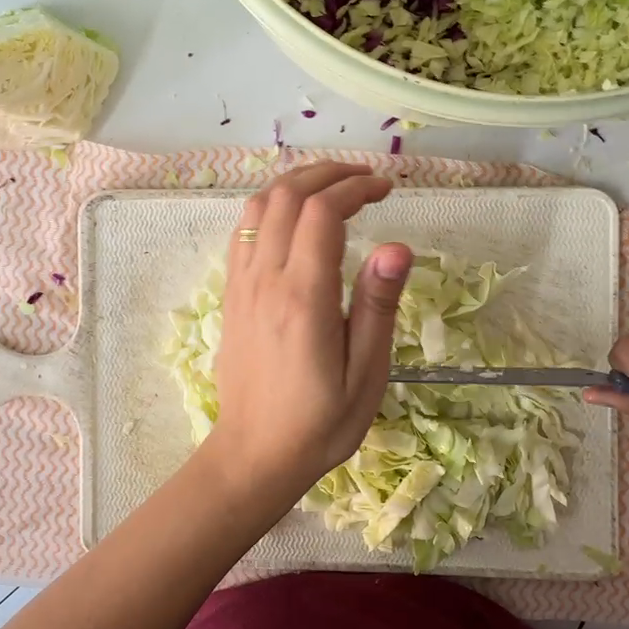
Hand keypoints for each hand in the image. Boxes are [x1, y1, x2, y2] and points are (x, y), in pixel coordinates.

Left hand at [205, 163, 412, 500]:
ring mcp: (241, 284)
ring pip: (259, 206)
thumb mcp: (365, 374)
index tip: (387, 191)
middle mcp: (265, 280)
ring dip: (295, 184)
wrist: (254, 454)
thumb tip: (397, 247)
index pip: (322, 213)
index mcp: (303, 297)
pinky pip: (244, 231)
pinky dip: (270, 206)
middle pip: (287, 196)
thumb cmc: (320, 423)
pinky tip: (293, 217)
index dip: (355, 188)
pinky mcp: (231, 294)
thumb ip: (377, 306)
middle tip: (366, 180)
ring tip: (333, 187)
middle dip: (327, 173)